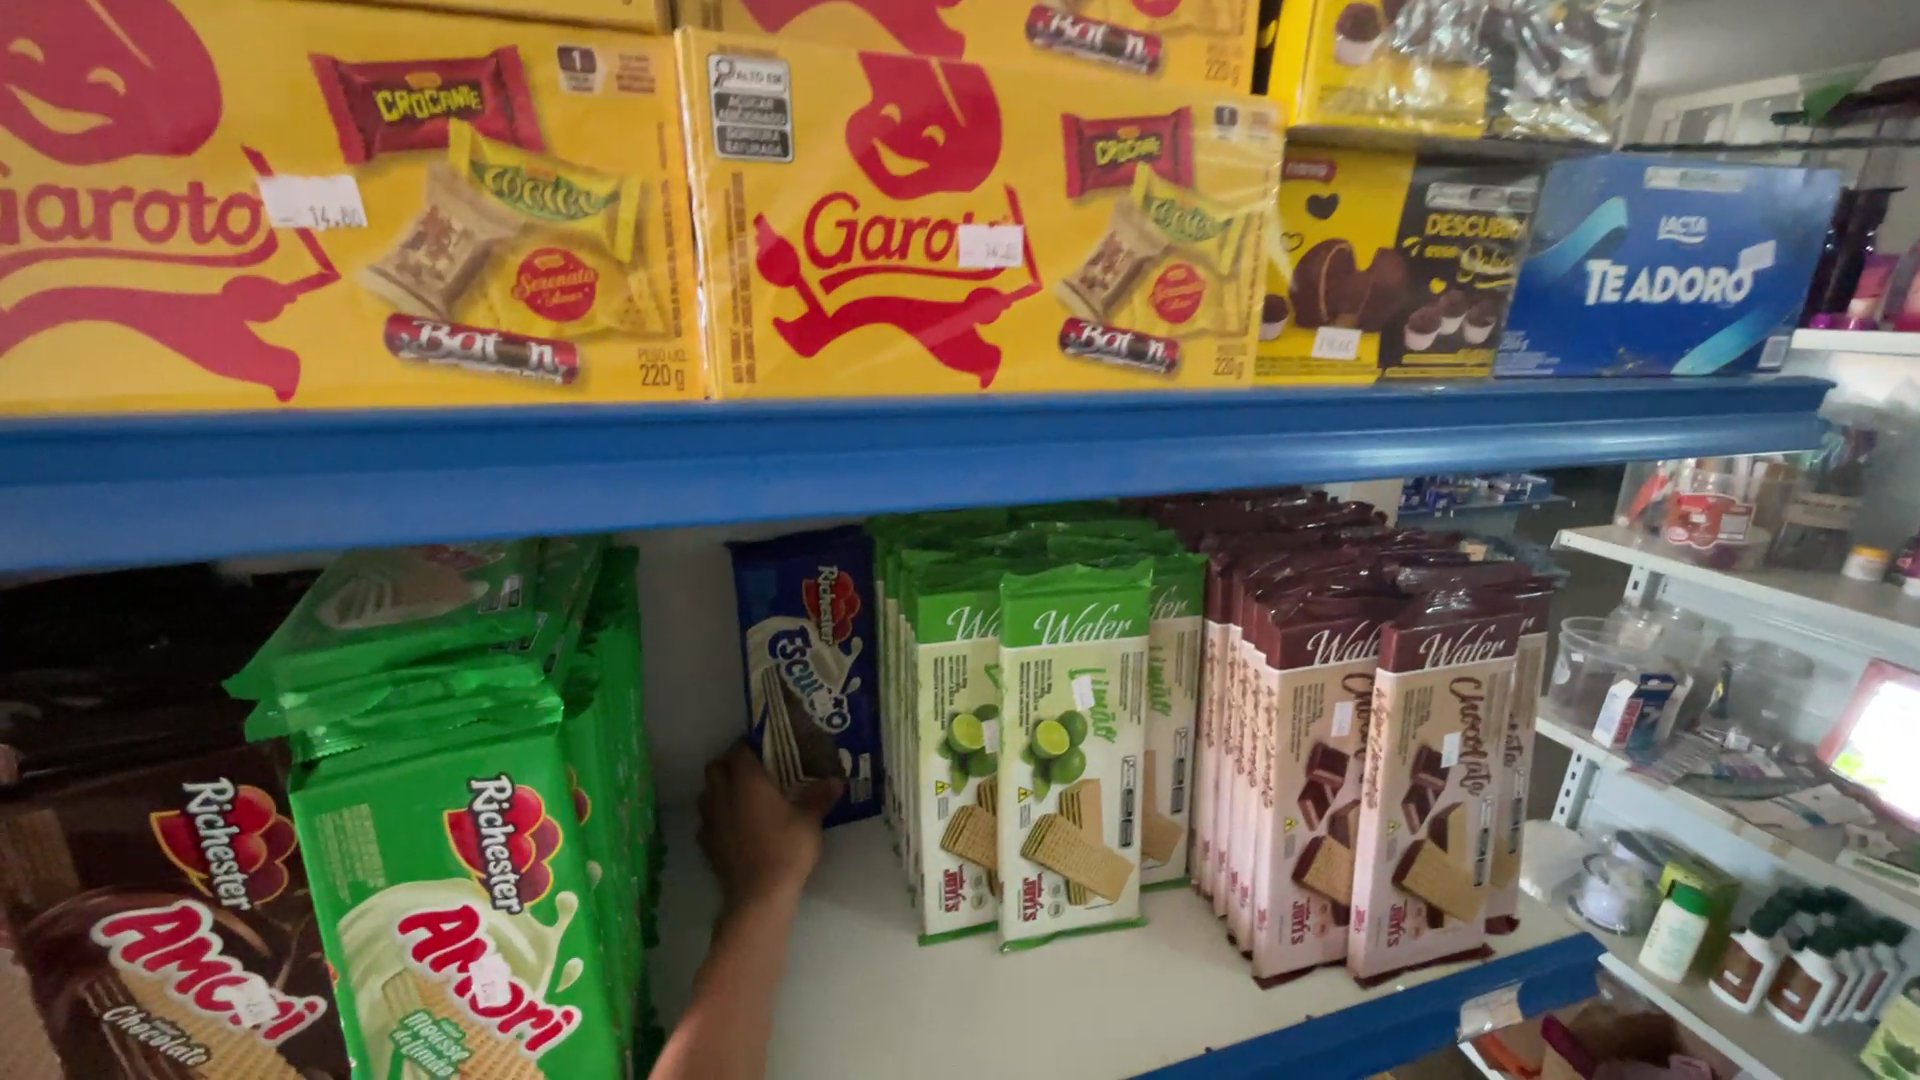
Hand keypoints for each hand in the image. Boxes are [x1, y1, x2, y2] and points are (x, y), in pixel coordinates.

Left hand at [697, 743, 841, 914]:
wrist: (759, 896)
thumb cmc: (786, 849)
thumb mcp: (811, 820)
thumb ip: (820, 796)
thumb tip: (836, 780)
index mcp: (747, 781)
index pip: (739, 750)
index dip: (750, 746)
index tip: (766, 749)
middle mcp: (723, 795)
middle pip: (715, 768)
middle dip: (729, 764)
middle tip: (753, 771)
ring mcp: (710, 821)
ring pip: (706, 793)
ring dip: (719, 789)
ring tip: (741, 797)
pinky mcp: (706, 845)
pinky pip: (706, 820)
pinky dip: (717, 817)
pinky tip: (734, 826)